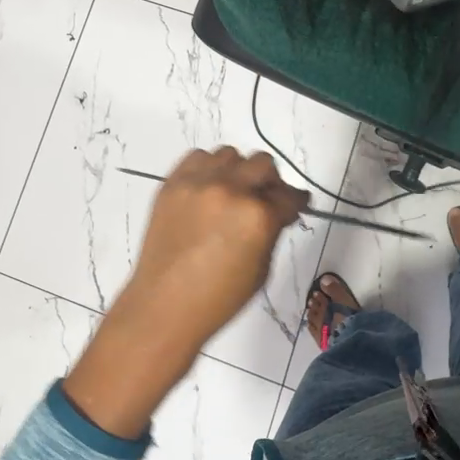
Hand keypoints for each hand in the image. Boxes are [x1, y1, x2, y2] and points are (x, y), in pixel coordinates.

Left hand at [62, 149, 308, 438]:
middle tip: (264, 200)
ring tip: (231, 194)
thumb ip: (272, 230)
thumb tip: (277, 209)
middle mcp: (230, 190)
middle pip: (263, 164)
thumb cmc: (219, 298)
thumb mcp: (261, 269)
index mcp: (258, 216)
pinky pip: (198, 157)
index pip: (289, 195)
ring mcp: (198, 183)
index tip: (294, 205)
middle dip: (270, 182)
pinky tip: (208, 190)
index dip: (296, 202)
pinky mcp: (173, 182)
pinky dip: (208, 168)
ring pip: (230, 154)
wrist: (164, 305)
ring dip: (238, 171)